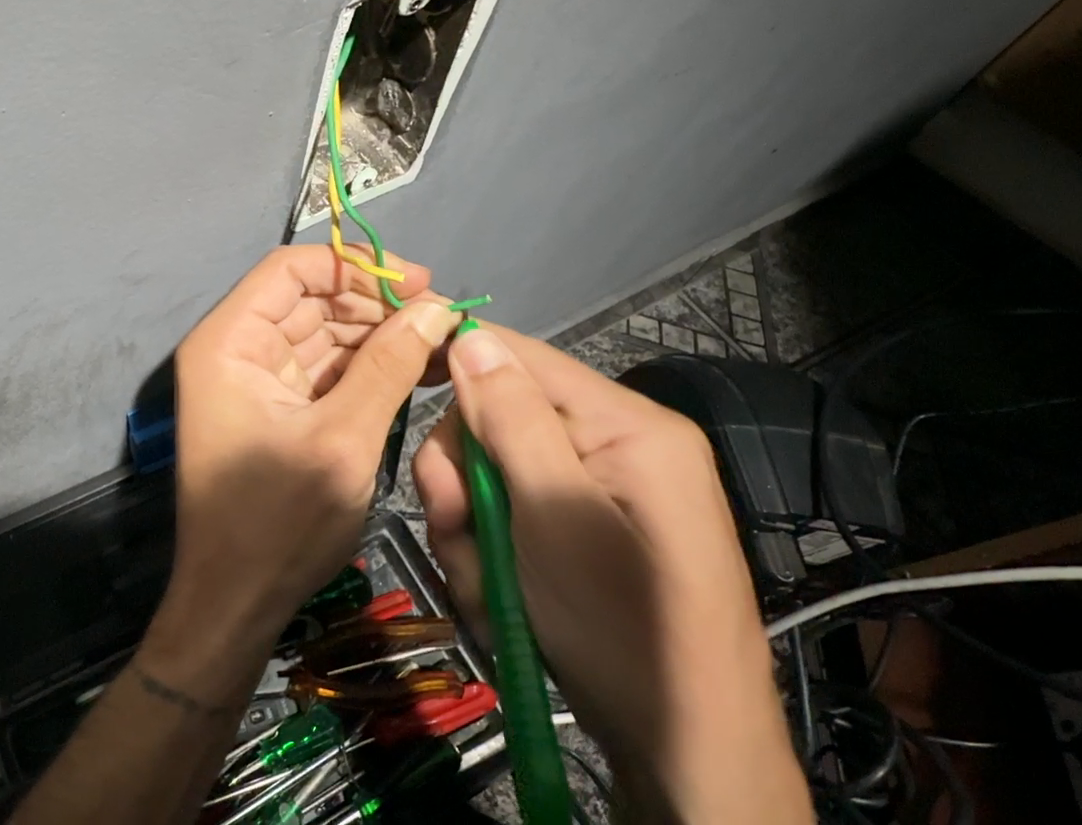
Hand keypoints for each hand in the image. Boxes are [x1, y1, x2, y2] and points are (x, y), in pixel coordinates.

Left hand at [137, 245, 460, 706]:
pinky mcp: (275, 411)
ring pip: (322, 335)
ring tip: (442, 346)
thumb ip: (388, 367)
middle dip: (375, 305)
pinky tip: (417, 370)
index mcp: (229, 344)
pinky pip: (323, 372)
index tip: (419, 284)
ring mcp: (253, 382)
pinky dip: (366, 369)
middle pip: (309, 300)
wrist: (236, 602)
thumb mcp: (342, 440)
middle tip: (444, 320)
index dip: (354, 268)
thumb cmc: (279, 523)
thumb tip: (437, 307)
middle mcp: (235, 352)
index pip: (290, 270)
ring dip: (378, 336)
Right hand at [413, 326, 810, 822]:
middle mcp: (612, 449)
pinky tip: (500, 601)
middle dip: (462, 478)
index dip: (458, 358)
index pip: (522, 357)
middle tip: (455, 525)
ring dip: (469, 531)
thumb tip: (470, 335)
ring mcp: (594, 497)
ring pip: (490, 480)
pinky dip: (489, 559)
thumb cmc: (618, 620)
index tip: (400, 377)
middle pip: (496, 423)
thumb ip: (510, 418)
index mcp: (625, 425)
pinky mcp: (576, 538)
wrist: (681, 746)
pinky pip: (507, 522)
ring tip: (484, 585)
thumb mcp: (553, 513)